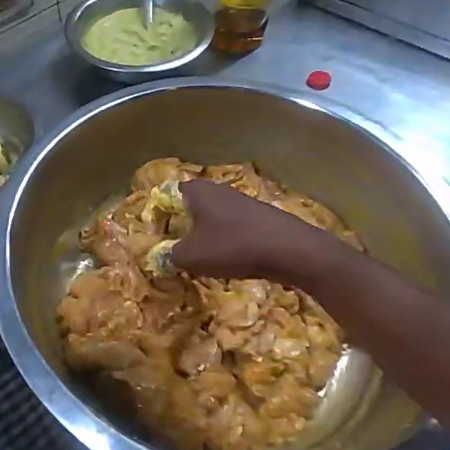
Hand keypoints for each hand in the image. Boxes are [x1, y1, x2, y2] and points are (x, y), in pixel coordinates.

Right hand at [169, 178, 348, 285]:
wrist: (295, 252)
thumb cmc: (233, 247)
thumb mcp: (191, 257)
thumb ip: (169, 256)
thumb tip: (160, 257)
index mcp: (195, 190)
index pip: (164, 197)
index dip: (156, 217)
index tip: (155, 238)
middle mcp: (216, 189)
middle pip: (187, 207)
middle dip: (180, 227)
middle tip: (175, 250)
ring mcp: (240, 201)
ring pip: (210, 218)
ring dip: (203, 236)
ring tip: (201, 259)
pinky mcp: (258, 216)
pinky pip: (231, 227)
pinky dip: (225, 241)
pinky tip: (230, 260)